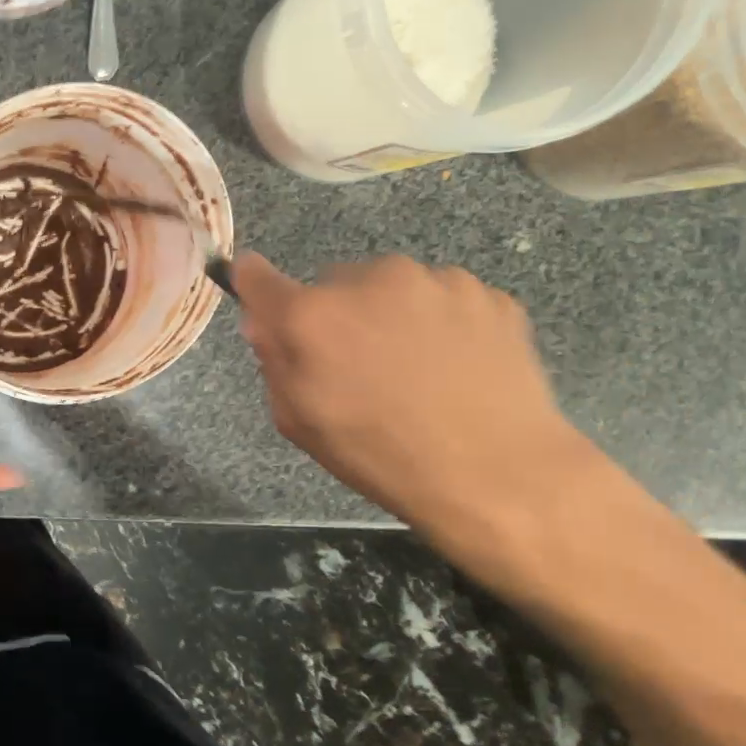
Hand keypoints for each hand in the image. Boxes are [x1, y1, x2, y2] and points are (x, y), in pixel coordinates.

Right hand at [232, 251, 591, 536]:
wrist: (494, 468)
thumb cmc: (376, 451)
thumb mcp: (296, 419)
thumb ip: (273, 361)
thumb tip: (265, 322)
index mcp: (313, 315)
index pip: (258, 277)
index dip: (252, 284)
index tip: (260, 303)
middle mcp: (370, 280)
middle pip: (332, 284)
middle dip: (334, 314)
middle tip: (353, 365)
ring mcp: (437, 282)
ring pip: (391, 289)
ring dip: (388, 316)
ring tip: (411, 369)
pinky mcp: (488, 294)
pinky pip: (443, 300)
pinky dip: (438, 324)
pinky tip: (450, 367)